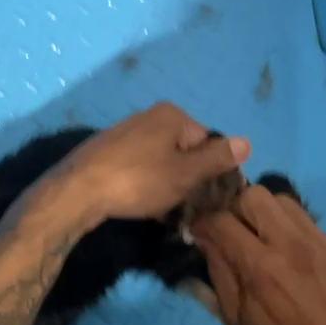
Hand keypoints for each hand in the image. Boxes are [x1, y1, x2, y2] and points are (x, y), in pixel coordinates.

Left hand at [53, 102, 249, 220]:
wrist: (78, 190)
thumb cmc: (139, 180)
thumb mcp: (185, 173)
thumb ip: (216, 158)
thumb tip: (247, 142)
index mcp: (172, 115)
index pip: (207, 142)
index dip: (209, 171)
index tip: (202, 197)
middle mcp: (149, 115)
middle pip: (183, 150)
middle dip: (186, 179)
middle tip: (180, 206)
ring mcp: (125, 131)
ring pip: (160, 160)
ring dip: (165, 184)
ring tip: (159, 209)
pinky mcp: (107, 150)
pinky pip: (138, 166)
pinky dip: (143, 183)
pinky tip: (137, 202)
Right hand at [191, 186, 325, 324]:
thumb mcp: (237, 317)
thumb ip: (218, 271)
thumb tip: (204, 238)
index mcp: (260, 267)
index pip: (220, 219)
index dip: (203, 221)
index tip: (199, 229)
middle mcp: (290, 245)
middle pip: (254, 195)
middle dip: (236, 208)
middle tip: (235, 229)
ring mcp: (319, 242)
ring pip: (283, 202)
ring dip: (266, 215)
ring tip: (265, 238)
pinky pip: (308, 223)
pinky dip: (292, 233)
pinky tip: (293, 258)